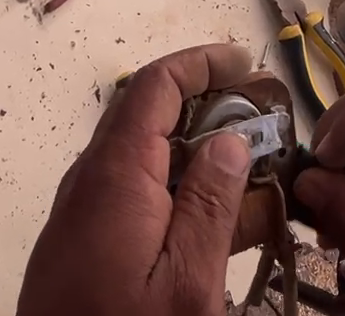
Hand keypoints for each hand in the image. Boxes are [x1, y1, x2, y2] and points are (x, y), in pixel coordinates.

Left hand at [16, 43, 257, 315]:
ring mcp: (84, 214)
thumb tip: (231, 138)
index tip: (245, 62)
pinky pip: (137, 195)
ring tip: (255, 169)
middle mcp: (91, 181)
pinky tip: (220, 220)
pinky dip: (180, 190)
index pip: (155, 85)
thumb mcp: (186, 283)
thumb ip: (211, 203)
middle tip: (260, 118)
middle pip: (150, 114)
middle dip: (208, 105)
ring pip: (147, 157)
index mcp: (114, 174)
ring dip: (199, 152)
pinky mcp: (84, 246)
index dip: (200, 63)